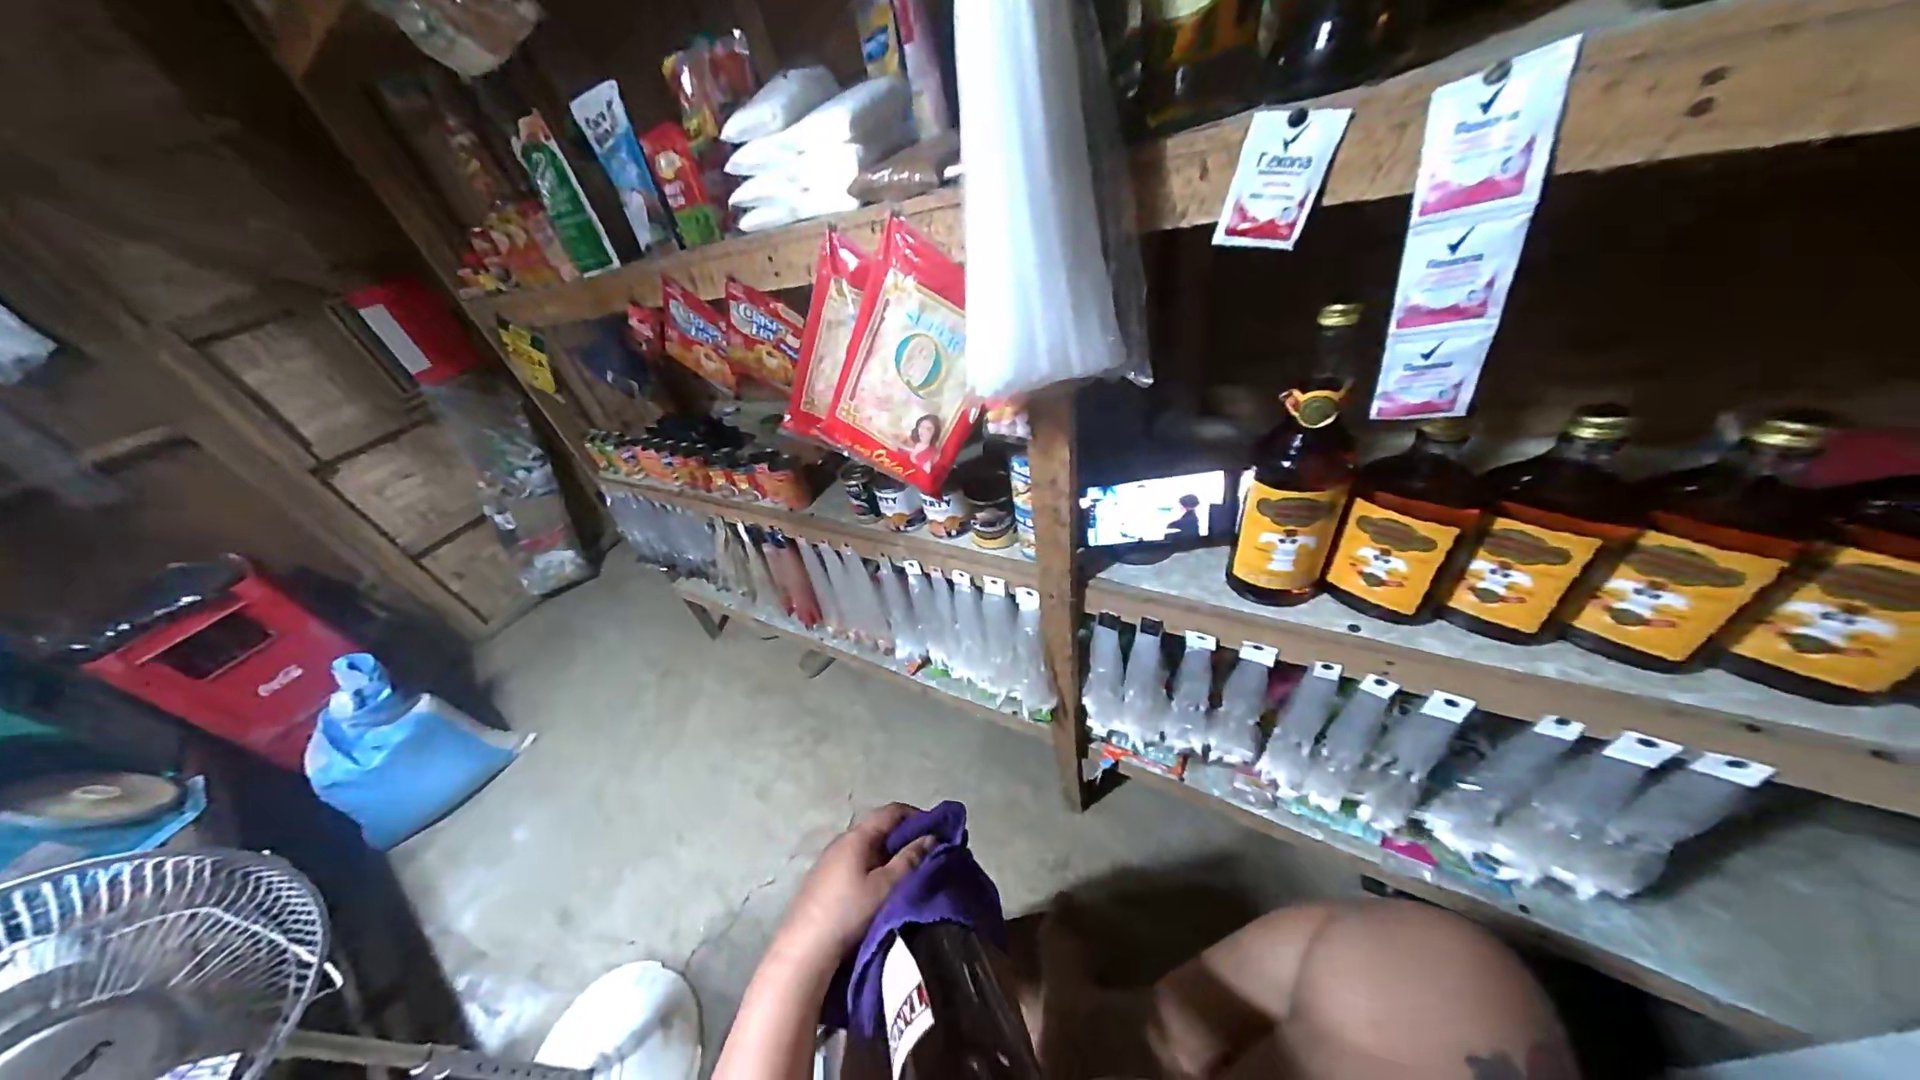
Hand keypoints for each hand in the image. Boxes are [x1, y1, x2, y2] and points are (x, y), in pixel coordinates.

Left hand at [771, 803, 936, 970]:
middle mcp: (841, 841)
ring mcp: (829, 861)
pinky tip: (882, 888)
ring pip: (868, 848)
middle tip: (927, 855)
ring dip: (890, 855)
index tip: (937, 831)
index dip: (917, 816)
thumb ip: (910, 860)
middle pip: (879, 828)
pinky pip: (856, 863)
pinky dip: (874, 867)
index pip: (892, 811)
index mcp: (857, 836)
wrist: (802, 951)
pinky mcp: (823, 881)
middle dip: (905, 837)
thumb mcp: (885, 887)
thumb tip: (931, 837)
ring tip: (909, 873)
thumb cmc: (848, 912)